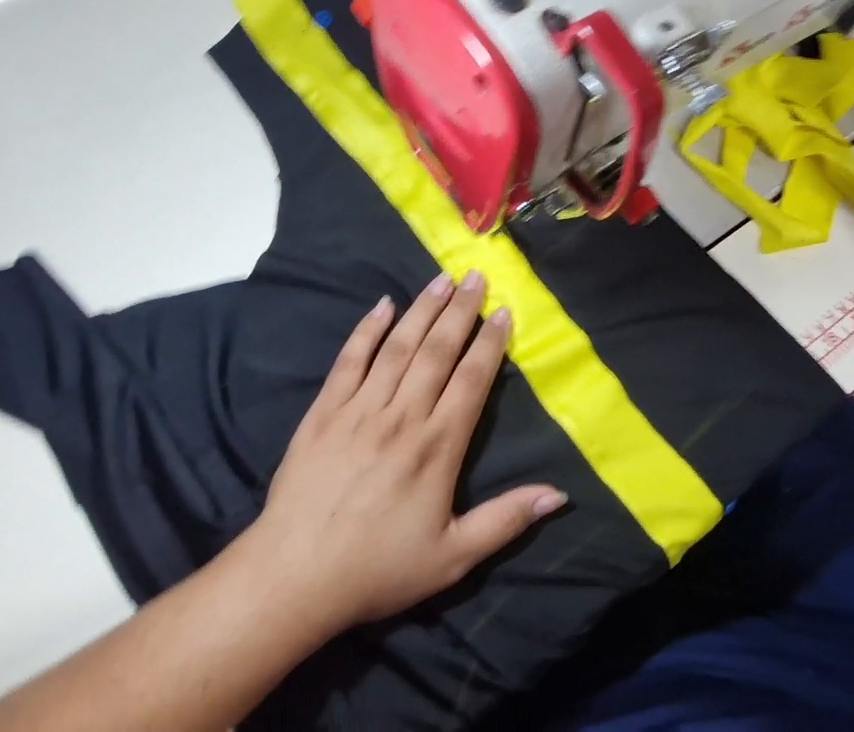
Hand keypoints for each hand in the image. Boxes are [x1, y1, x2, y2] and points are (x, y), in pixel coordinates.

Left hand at [232, 272, 564, 632]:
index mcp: (437, 447)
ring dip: (421, 310)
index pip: (472, 381)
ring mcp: (358, 410)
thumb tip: (559, 495)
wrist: (294, 576)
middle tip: (476, 277)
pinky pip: (348, 361)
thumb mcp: (453, 557)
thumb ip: (506, 520)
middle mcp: (401, 417)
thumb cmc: (378, 568)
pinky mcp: (323, 413)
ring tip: (441, 280)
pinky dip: (366, 330)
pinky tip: (382, 306)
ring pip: (397, 348)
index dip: (490, 344)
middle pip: (437, 352)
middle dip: (460, 311)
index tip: (504, 312)